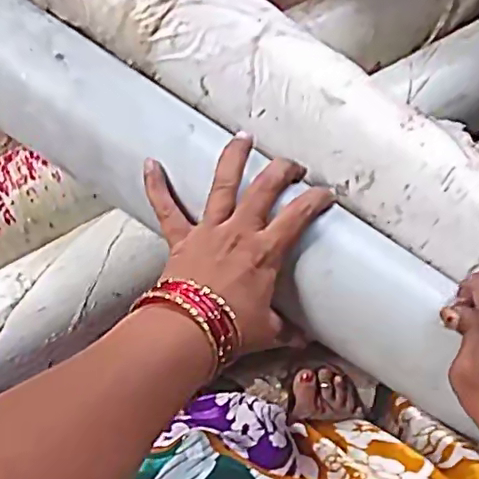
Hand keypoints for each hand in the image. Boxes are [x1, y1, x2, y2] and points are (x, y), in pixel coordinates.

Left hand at [143, 133, 334, 354]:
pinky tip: (151, 164)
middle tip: (293, 164)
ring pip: (223, 184)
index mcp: (265, 252)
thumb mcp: (267, 332)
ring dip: (234, 158)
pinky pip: (167, 208)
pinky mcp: (181, 239)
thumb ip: (286, 331)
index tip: (326, 193)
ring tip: (243, 138)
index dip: (316, 200)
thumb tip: (302, 340)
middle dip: (282, 170)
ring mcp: (208, 231)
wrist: (188, 331)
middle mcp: (239, 233)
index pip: (298, 216)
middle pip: (264, 188)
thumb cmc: (230, 330)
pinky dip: (157, 186)